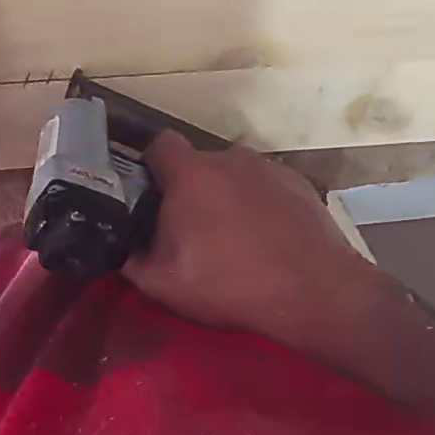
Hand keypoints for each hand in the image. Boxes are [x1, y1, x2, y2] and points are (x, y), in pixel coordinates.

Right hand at [123, 134, 383, 344]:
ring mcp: (270, 168)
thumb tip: (121, 246)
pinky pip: (267, 188)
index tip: (152, 195)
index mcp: (192, 173)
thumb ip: (131, 258)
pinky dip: (261, 205)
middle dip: (191, 190)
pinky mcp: (300, 184)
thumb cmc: (230, 283)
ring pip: (235, 176)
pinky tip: (268, 238)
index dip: (151, 166)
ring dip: (228, 197)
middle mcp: (231, 158)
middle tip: (193, 232)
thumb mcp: (162, 284)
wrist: (312, 290)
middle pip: (199, 164)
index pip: (160, 144)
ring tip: (235, 239)